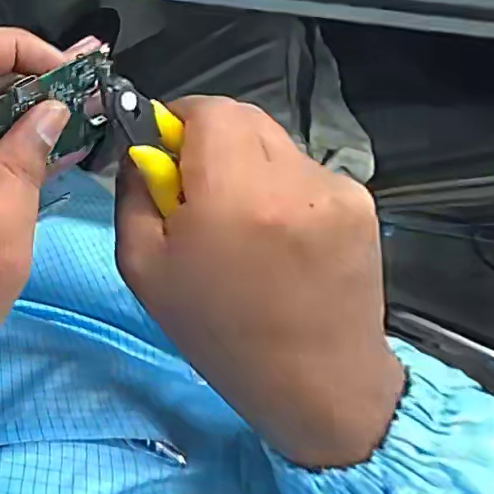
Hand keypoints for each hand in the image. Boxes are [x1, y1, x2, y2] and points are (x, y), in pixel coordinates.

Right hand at [115, 96, 403, 467]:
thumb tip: (143, 151)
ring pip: (269, 139)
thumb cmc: (216, 328)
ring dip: (240, 160)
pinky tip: (271, 230)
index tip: (162, 152)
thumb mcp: (142, 263)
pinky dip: (273, 182)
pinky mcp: (360, 202)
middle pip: (240, 115)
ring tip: (236, 216)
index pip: (208, 108)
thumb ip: (134, 192)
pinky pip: (297, 166)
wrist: (317, 384)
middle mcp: (294, 179)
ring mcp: (336, 189)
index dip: (176, 118)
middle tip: (191, 184)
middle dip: (206, 137)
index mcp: (236, 195)